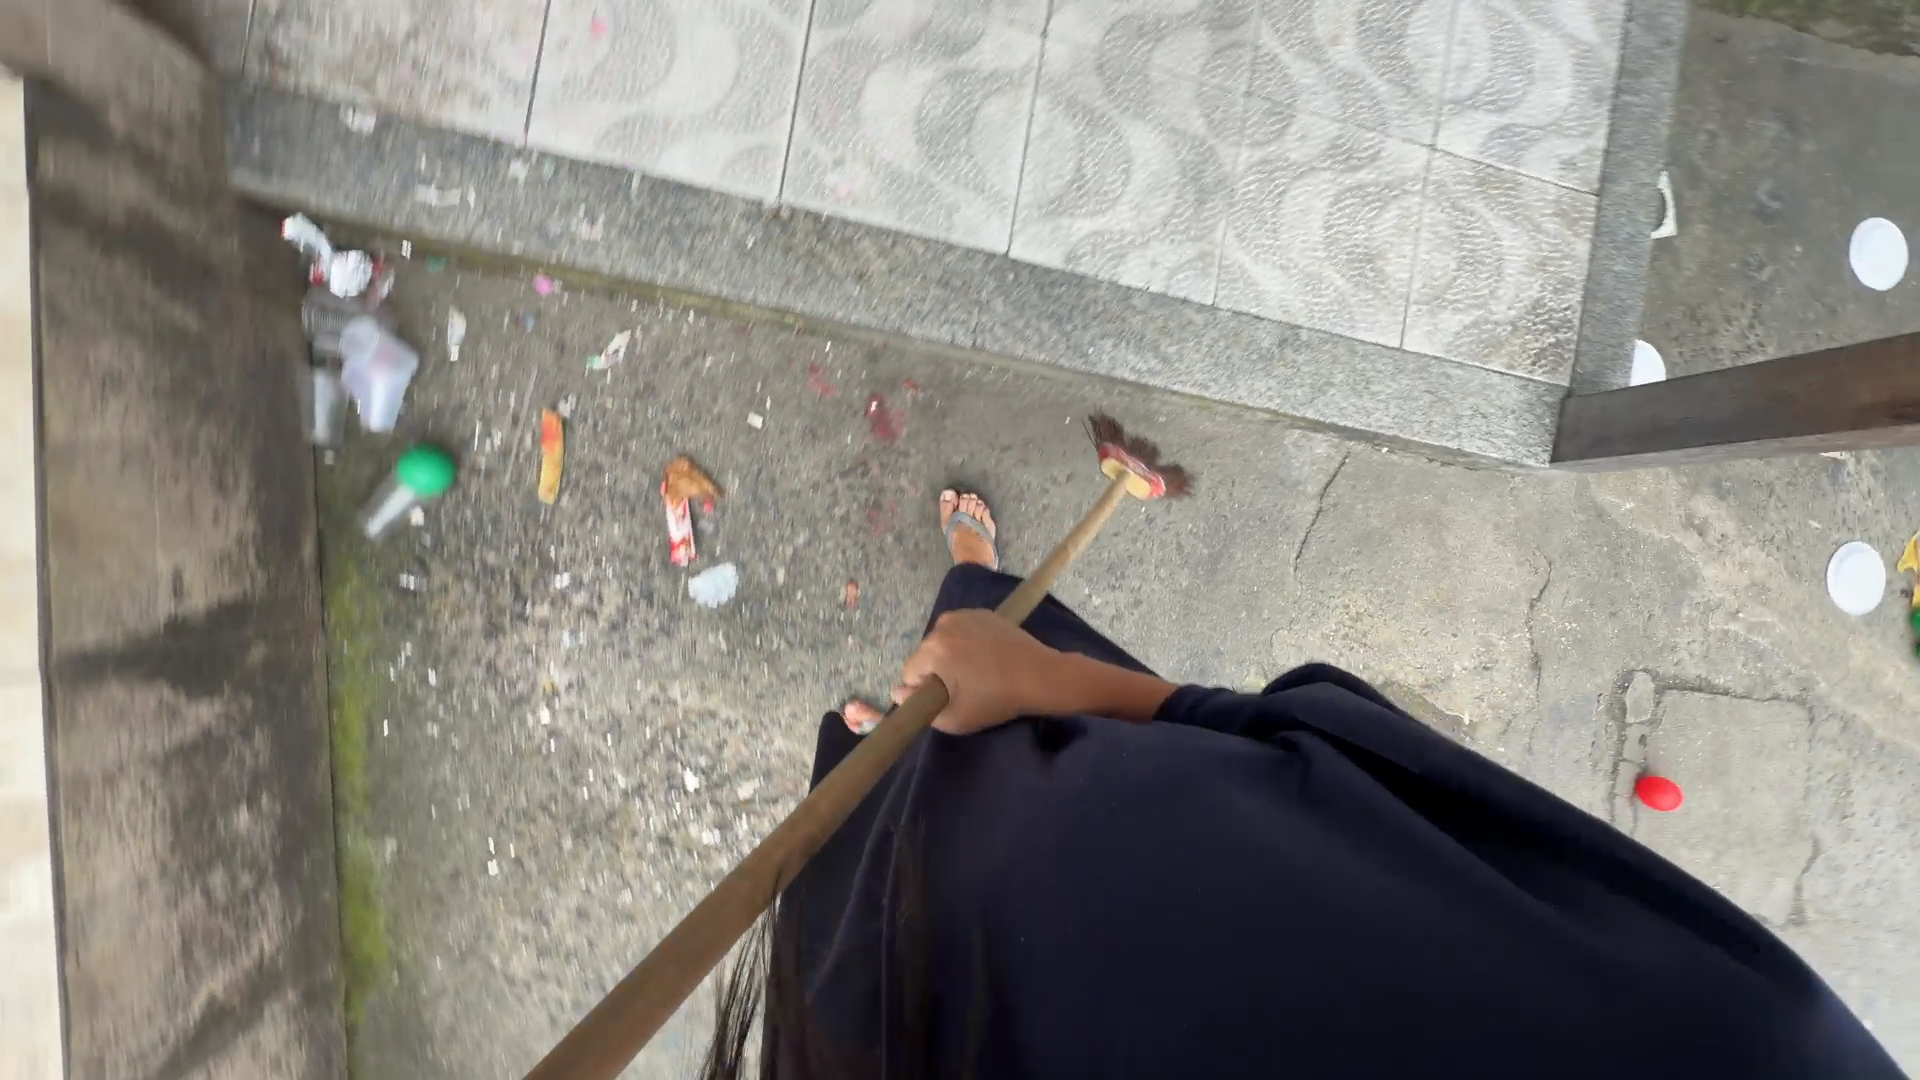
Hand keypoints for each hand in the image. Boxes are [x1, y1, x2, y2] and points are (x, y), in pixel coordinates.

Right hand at [894, 610, 1062, 734]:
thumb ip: (918, 707)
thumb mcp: (953, 718)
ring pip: (943, 641)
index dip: (925, 689)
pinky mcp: (983, 613)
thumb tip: (898, 692)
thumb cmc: (996, 700)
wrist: (1040, 676)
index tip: (950, 697)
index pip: (910, 672)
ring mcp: (965, 614)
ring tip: (978, 671)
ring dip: (952, 655)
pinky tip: (987, 656)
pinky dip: (967, 643)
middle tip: (966, 686)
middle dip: (938, 670)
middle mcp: (943, 624)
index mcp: (933, 648)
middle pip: (926, 654)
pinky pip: (962, 631)